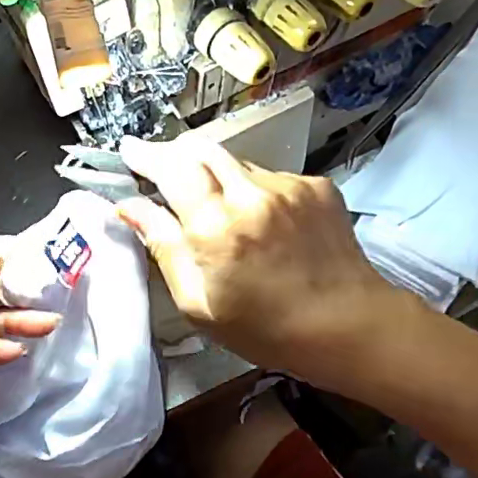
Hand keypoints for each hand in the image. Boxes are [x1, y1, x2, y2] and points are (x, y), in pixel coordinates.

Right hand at [116, 135, 411, 395]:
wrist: (346, 325)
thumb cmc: (266, 327)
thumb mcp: (197, 301)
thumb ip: (162, 246)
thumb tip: (131, 209)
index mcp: (216, 227)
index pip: (170, 167)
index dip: (146, 155)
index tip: (131, 150)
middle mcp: (251, 195)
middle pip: (201, 150)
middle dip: (175, 156)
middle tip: (163, 173)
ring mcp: (288, 186)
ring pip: (235, 162)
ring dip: (215, 175)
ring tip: (219, 211)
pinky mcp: (314, 186)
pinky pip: (269, 175)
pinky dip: (253, 189)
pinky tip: (260, 221)